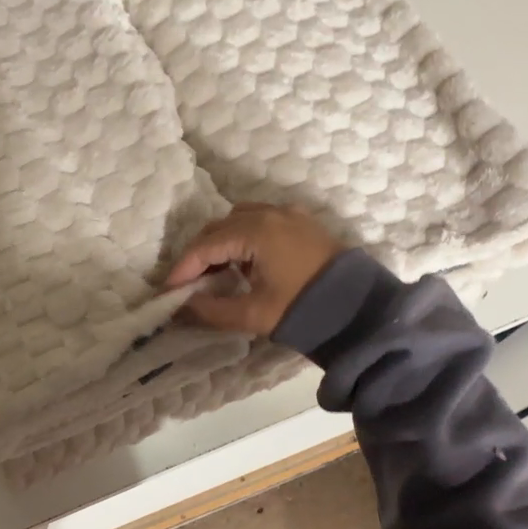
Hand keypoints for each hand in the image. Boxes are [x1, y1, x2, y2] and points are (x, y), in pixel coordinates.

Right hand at [164, 203, 341, 335]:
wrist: (359, 310)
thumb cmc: (302, 309)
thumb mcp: (252, 315)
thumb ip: (210, 310)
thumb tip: (181, 308)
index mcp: (256, 231)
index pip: (205, 246)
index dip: (182, 270)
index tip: (168, 292)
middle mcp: (271, 214)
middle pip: (219, 227)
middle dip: (198, 255)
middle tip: (187, 285)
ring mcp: (290, 215)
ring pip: (240, 220)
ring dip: (220, 243)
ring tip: (214, 274)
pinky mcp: (302, 224)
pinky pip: (261, 221)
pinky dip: (243, 238)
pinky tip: (243, 264)